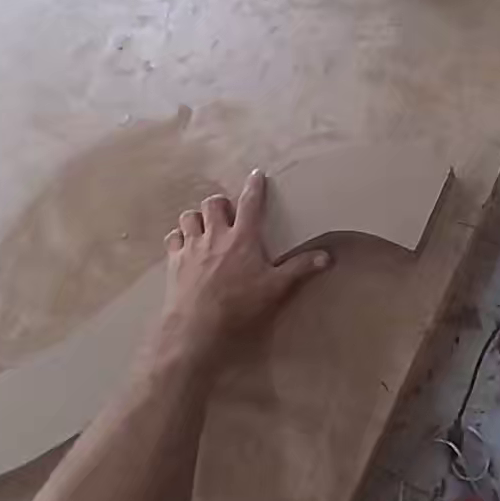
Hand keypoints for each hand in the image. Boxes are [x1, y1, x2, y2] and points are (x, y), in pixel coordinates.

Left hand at [155, 170, 330, 366]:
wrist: (197, 325)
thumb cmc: (239, 305)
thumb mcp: (275, 288)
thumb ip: (299, 269)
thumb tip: (326, 257)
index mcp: (243, 238)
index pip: (250, 203)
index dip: (254, 187)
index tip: (256, 175)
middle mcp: (215, 235)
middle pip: (213, 203)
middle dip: (221, 203)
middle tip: (228, 214)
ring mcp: (192, 246)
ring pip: (189, 216)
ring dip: (198, 217)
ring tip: (206, 226)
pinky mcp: (174, 260)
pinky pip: (173, 238)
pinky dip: (180, 236)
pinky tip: (186, 245)